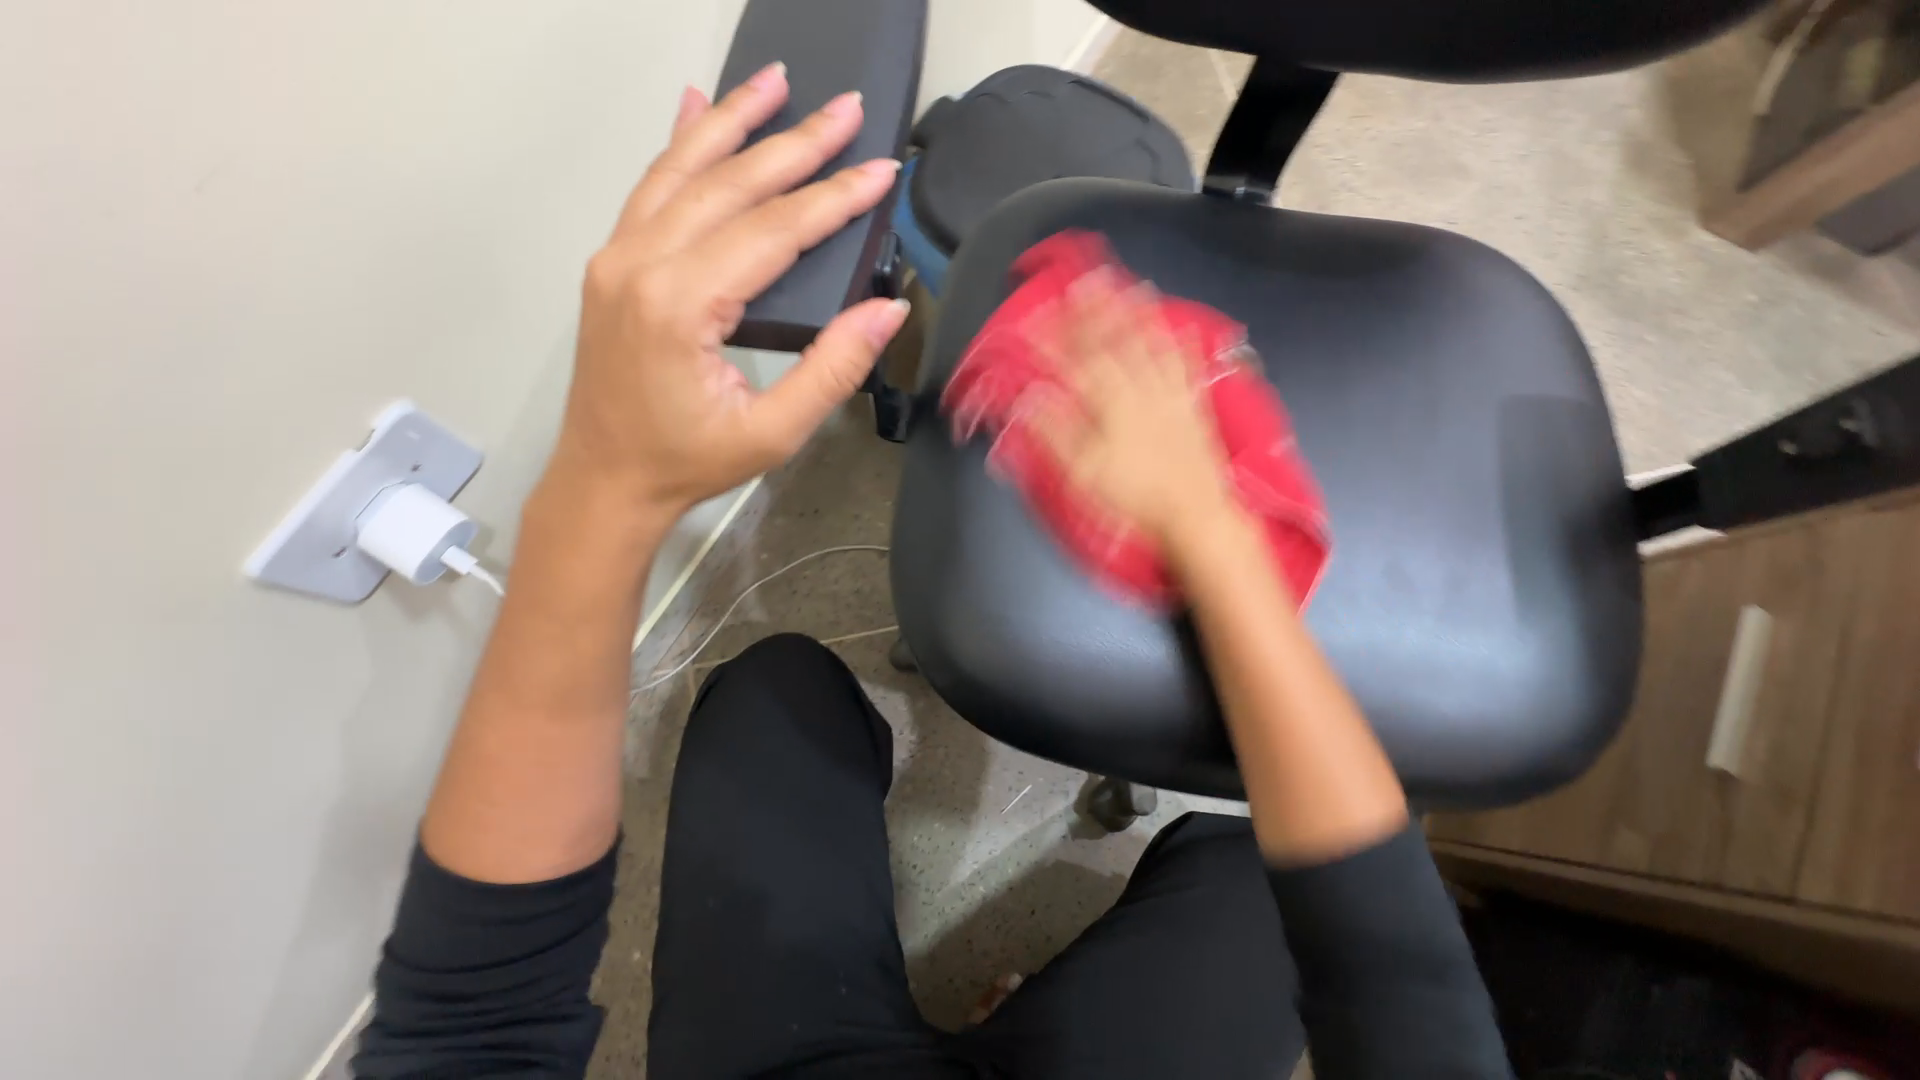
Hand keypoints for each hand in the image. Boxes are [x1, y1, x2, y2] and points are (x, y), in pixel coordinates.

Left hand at [551, 64, 909, 515]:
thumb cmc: (686, 462)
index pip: (772, 232)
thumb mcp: (772, 433)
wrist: (605, 479)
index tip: (879, 171)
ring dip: (734, 122)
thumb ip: (832, 368)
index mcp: (679, 306)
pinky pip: (649, 188)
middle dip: (794, 143)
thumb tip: (886, 310)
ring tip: (776, 82)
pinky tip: (696, 105)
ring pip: (683, 170)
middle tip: (845, 108)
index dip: (832, 199)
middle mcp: (640, 265)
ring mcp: (618, 258)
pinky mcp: (612, 264)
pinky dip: (679, 145)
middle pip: (730, 185)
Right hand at [1029, 269, 1236, 548]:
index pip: (1073, 363)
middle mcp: (1139, 389)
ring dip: (1138, 316)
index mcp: (1108, 404)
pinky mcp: (1193, 407)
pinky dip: (1183, 344)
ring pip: (1151, 346)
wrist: (1196, 514)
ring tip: (1130, 287)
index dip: (1050, 339)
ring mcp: (1170, 395)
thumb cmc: (1133, 498)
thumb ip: (1055, 432)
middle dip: (1094, 312)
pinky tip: (1183, 328)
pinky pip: (1187, 367)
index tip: (1031, 318)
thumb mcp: (1083, 473)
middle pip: (1113, 343)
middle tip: (1081, 282)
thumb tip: (1029, 397)